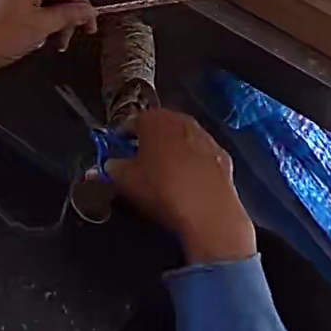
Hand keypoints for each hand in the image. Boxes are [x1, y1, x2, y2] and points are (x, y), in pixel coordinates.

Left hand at [0, 0, 97, 103]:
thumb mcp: (40, 27)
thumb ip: (68, 16)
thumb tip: (89, 12)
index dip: (82, 9)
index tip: (91, 29)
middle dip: (65, 18)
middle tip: (66, 41)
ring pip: (43, 1)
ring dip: (51, 22)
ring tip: (51, 43)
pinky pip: (29, 4)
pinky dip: (37, 20)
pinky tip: (36, 37)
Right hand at [103, 110, 255, 265]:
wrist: (209, 211)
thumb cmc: (160, 188)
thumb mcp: (127, 181)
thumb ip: (113, 169)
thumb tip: (107, 165)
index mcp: (154, 119)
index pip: (132, 121)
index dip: (123, 136)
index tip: (118, 149)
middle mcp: (181, 120)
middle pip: (161, 125)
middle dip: (150, 139)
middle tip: (141, 158)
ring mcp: (206, 136)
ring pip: (183, 138)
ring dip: (174, 149)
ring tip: (166, 171)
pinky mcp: (223, 155)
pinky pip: (202, 154)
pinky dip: (194, 162)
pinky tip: (190, 181)